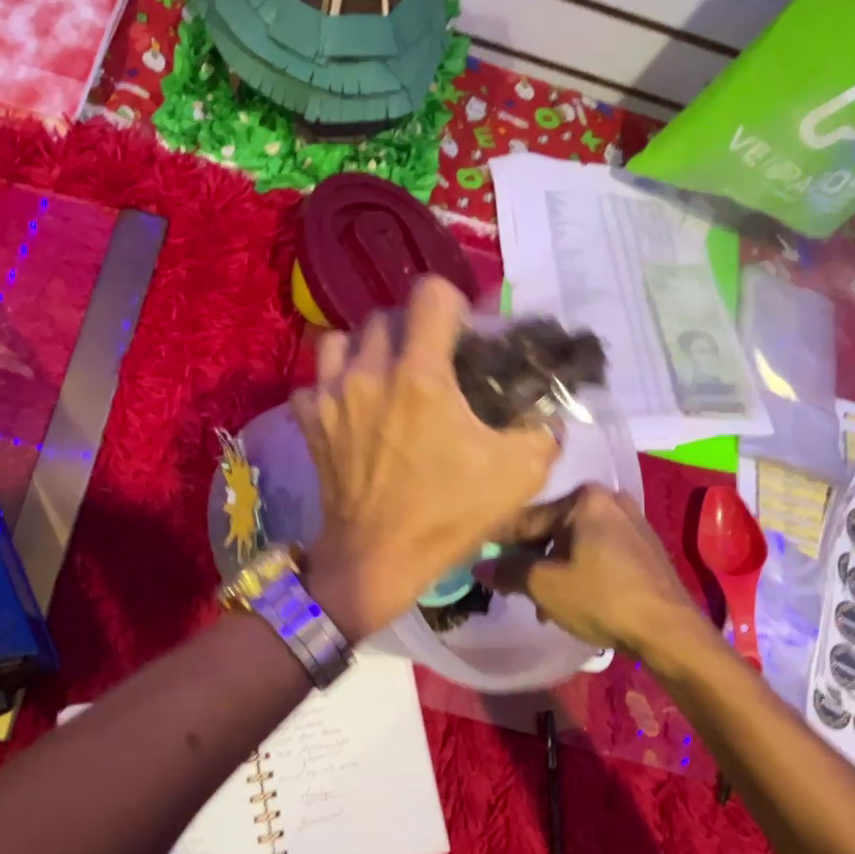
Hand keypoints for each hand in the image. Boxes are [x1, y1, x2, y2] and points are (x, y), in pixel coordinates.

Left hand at [291, 277, 559, 640]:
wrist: (377, 559)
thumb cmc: (447, 515)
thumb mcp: (519, 474)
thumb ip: (541, 430)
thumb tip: (545, 412)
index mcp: (420, 374)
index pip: (431, 293)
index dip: (453, 304)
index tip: (463, 334)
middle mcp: (369, 372)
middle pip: (386, 316)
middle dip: (412, 331)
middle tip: (431, 362)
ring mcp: (331, 396)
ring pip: (342, 340)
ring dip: (365, 351)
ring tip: (384, 377)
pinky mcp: (309, 422)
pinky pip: (314, 383)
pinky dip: (331, 387)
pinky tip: (350, 408)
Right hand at [477, 484, 714, 667]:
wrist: (670, 632)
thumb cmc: (602, 599)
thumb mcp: (545, 586)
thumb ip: (508, 571)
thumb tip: (480, 567)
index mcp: (585, 498)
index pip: (528, 518)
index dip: (500, 543)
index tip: (481, 561)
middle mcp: (610, 500)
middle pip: (553, 528)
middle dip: (531, 558)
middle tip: (512, 587)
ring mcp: (633, 523)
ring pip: (576, 542)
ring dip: (554, 568)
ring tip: (543, 603)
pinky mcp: (646, 548)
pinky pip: (599, 552)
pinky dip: (580, 570)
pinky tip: (574, 600)